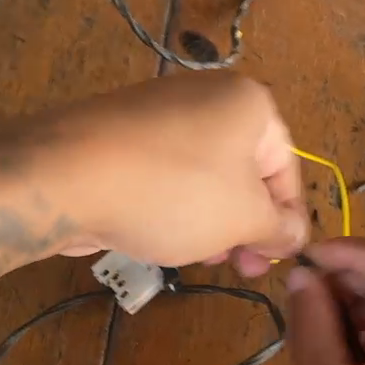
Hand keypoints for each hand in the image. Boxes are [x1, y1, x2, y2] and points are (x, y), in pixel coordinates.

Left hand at [20, 72, 307, 274]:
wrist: (67, 178)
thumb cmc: (175, 193)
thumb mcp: (243, 217)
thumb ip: (279, 228)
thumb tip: (297, 236)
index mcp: (248, 104)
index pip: (287, 168)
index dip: (287, 221)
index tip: (274, 262)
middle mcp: (205, 97)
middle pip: (243, 173)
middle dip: (244, 225)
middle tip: (239, 267)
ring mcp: (156, 115)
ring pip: (202, 180)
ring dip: (209, 223)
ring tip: (196, 256)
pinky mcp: (119, 138)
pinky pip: (163, 178)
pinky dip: (170, 208)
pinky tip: (158, 238)